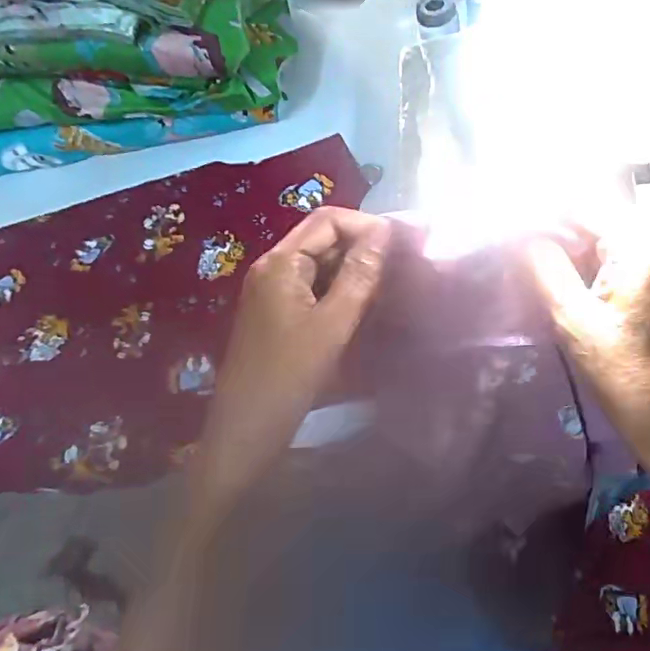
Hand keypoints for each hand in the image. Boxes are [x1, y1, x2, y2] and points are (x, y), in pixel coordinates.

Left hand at [193, 207, 390, 510]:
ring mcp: (273, 293)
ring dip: (354, 271)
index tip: (404, 247)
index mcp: (280, 263)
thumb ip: (359, 276)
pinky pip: (313, 289)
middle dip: (363, 248)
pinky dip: (340, 292)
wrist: (245, 430)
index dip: (367, 226)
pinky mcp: (277, 315)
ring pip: (320, 266)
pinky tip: (365, 308)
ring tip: (392, 288)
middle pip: (323, 239)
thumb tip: (384, 232)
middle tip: (404, 269)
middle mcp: (273, 269)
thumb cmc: (288, 377)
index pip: (328, 220)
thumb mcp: (332, 325)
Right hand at [524, 216, 649, 474]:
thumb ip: (543, 267)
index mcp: (642, 245)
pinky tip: (549, 279)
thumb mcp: (574, 319)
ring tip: (519, 261)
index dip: (537, 212)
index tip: (500, 226)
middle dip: (547, 229)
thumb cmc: (625, 375)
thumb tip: (518, 233)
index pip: (581, 204)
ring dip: (559, 248)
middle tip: (505, 246)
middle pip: (590, 217)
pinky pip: (607, 259)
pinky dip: (577, 265)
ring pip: (596, 239)